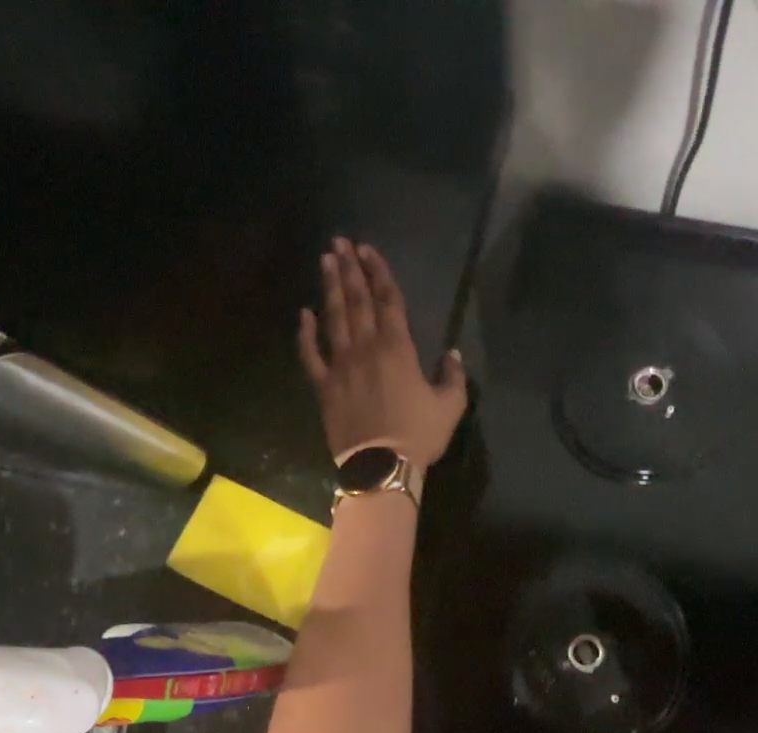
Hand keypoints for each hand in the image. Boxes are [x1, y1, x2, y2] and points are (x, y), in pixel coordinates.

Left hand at [298, 238, 467, 467]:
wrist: (382, 465)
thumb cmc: (419, 435)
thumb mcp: (451, 406)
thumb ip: (453, 376)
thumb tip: (453, 354)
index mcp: (398, 348)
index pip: (388, 299)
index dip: (378, 272)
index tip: (367, 249)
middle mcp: (366, 347)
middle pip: (357, 301)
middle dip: (349, 269)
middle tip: (339, 242)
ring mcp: (340, 365)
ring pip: (333, 318)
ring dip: (329, 288)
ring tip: (325, 261)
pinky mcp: (323, 386)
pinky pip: (311, 354)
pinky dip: (306, 333)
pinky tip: (304, 313)